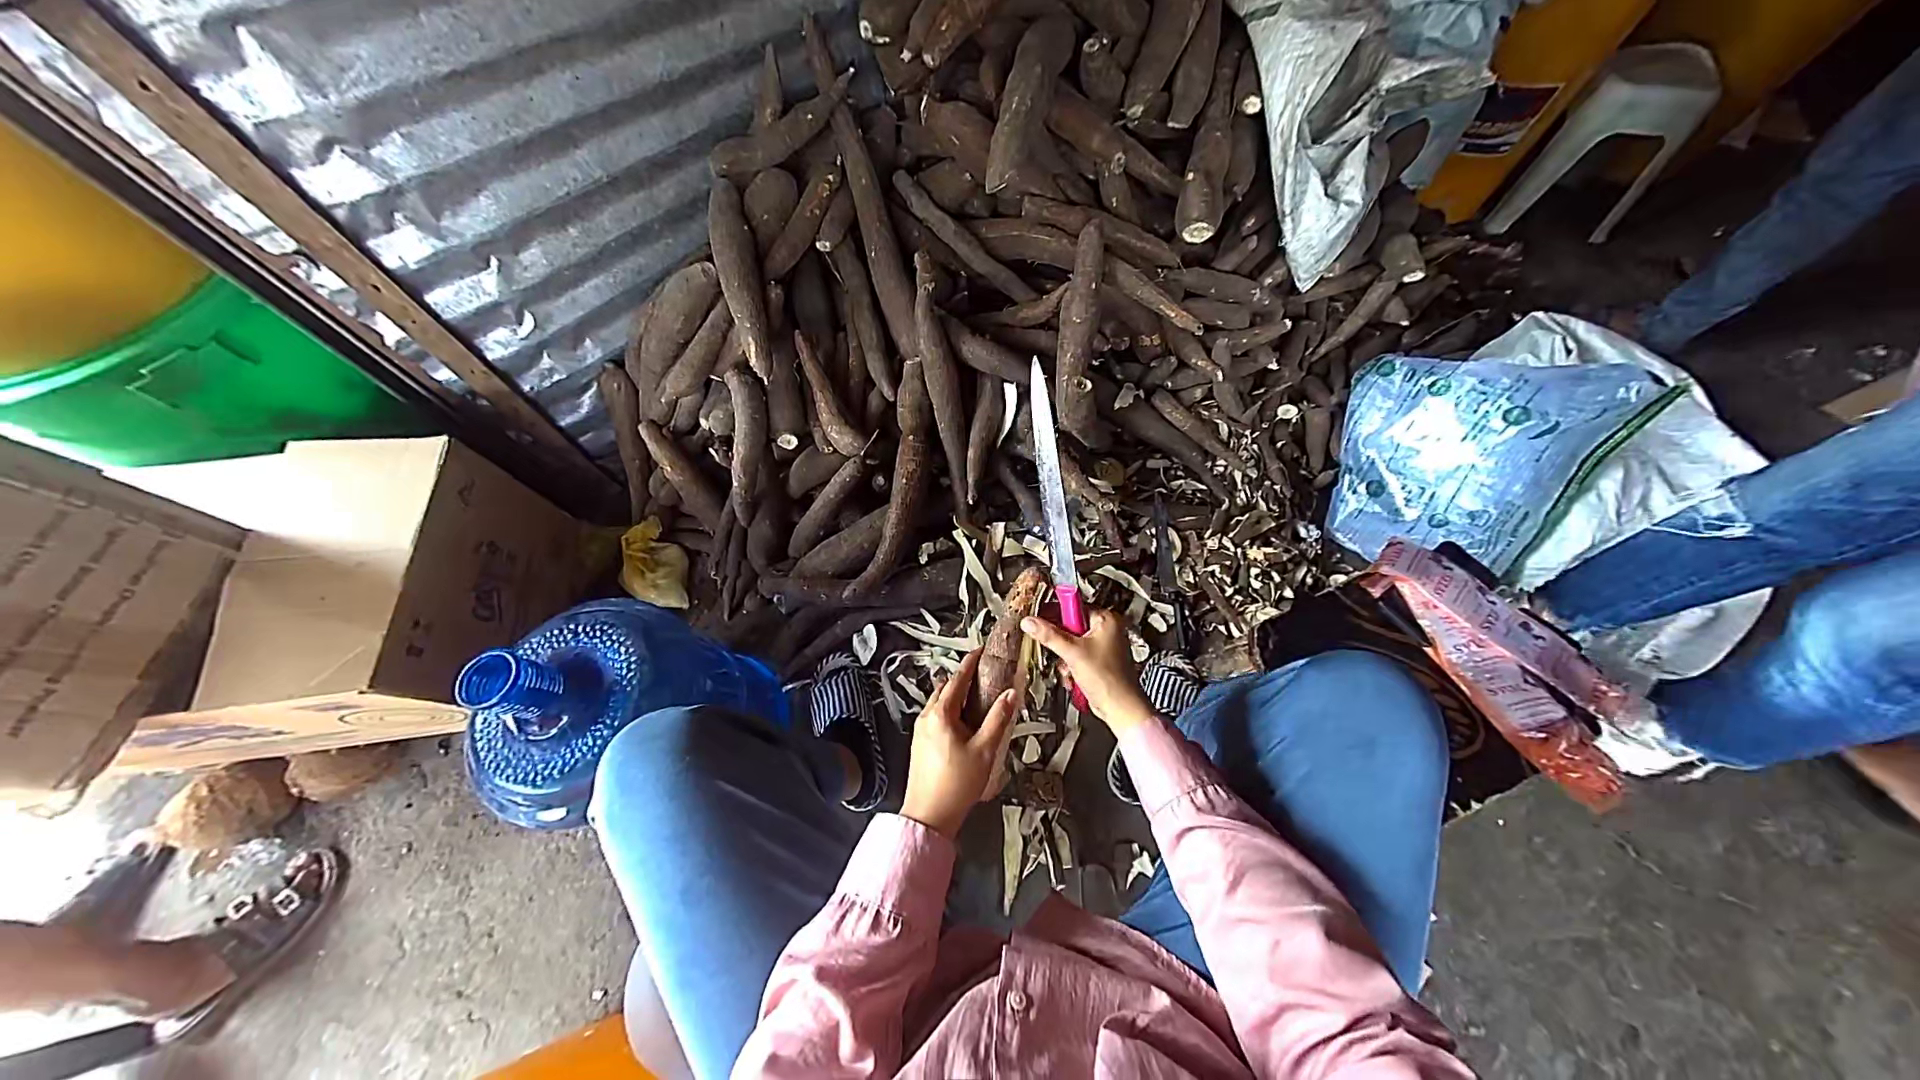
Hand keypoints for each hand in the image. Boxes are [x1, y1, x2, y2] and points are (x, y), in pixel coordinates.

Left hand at [900, 649, 1019, 839]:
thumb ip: (998, 719)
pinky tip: (963, 724)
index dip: (970, 662)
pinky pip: (935, 718)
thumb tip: (1010, 694)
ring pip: (938, 703)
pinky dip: (949, 712)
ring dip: (955, 696)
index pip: (957, 679)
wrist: (929, 816)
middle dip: (963, 678)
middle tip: (983, 674)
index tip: (980, 651)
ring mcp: (920, 732)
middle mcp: (926, 718)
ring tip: (976, 699)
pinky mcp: (919, 745)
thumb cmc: (955, 786)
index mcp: (940, 715)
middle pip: (945, 688)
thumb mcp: (985, 750)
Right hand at [1022, 608, 1156, 736]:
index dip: (1055, 613)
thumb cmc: (1110, 680)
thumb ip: (1049, 635)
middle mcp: (1106, 630)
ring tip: (1070, 666)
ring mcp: (1102, 646)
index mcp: (1106, 619)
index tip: (1041, 619)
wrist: (1120, 708)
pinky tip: (1073, 674)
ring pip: (1070, 642)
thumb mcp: (1073, 653)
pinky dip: (1070, 665)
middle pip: (1070, 625)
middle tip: (1061, 650)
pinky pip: (1075, 655)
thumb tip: (1031, 622)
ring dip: (1064, 656)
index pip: (1073, 605)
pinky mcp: (1096, 661)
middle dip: (1061, 642)